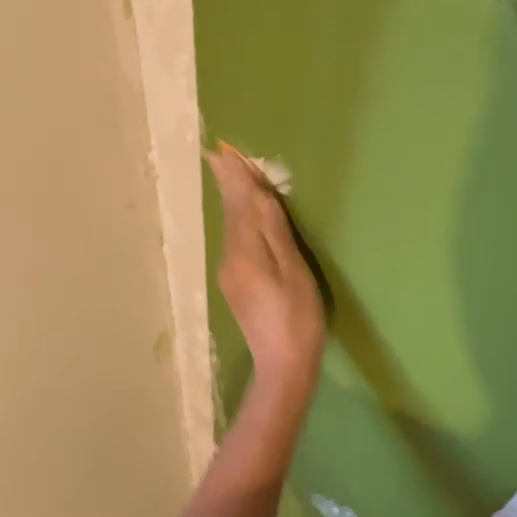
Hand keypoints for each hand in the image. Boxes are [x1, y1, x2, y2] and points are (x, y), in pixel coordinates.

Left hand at [207, 142, 325, 401]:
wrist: (282, 366)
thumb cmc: (297, 319)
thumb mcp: (293, 271)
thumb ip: (275, 231)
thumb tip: (258, 194)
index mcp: (245, 252)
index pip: (239, 205)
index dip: (235, 178)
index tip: (224, 150)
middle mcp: (230, 260)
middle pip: (231, 215)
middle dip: (229, 185)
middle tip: (219, 153)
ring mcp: (231, 276)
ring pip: (232, 229)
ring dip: (234, 202)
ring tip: (231, 174)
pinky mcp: (237, 287)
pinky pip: (237, 244)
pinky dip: (240, 223)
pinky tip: (244, 216)